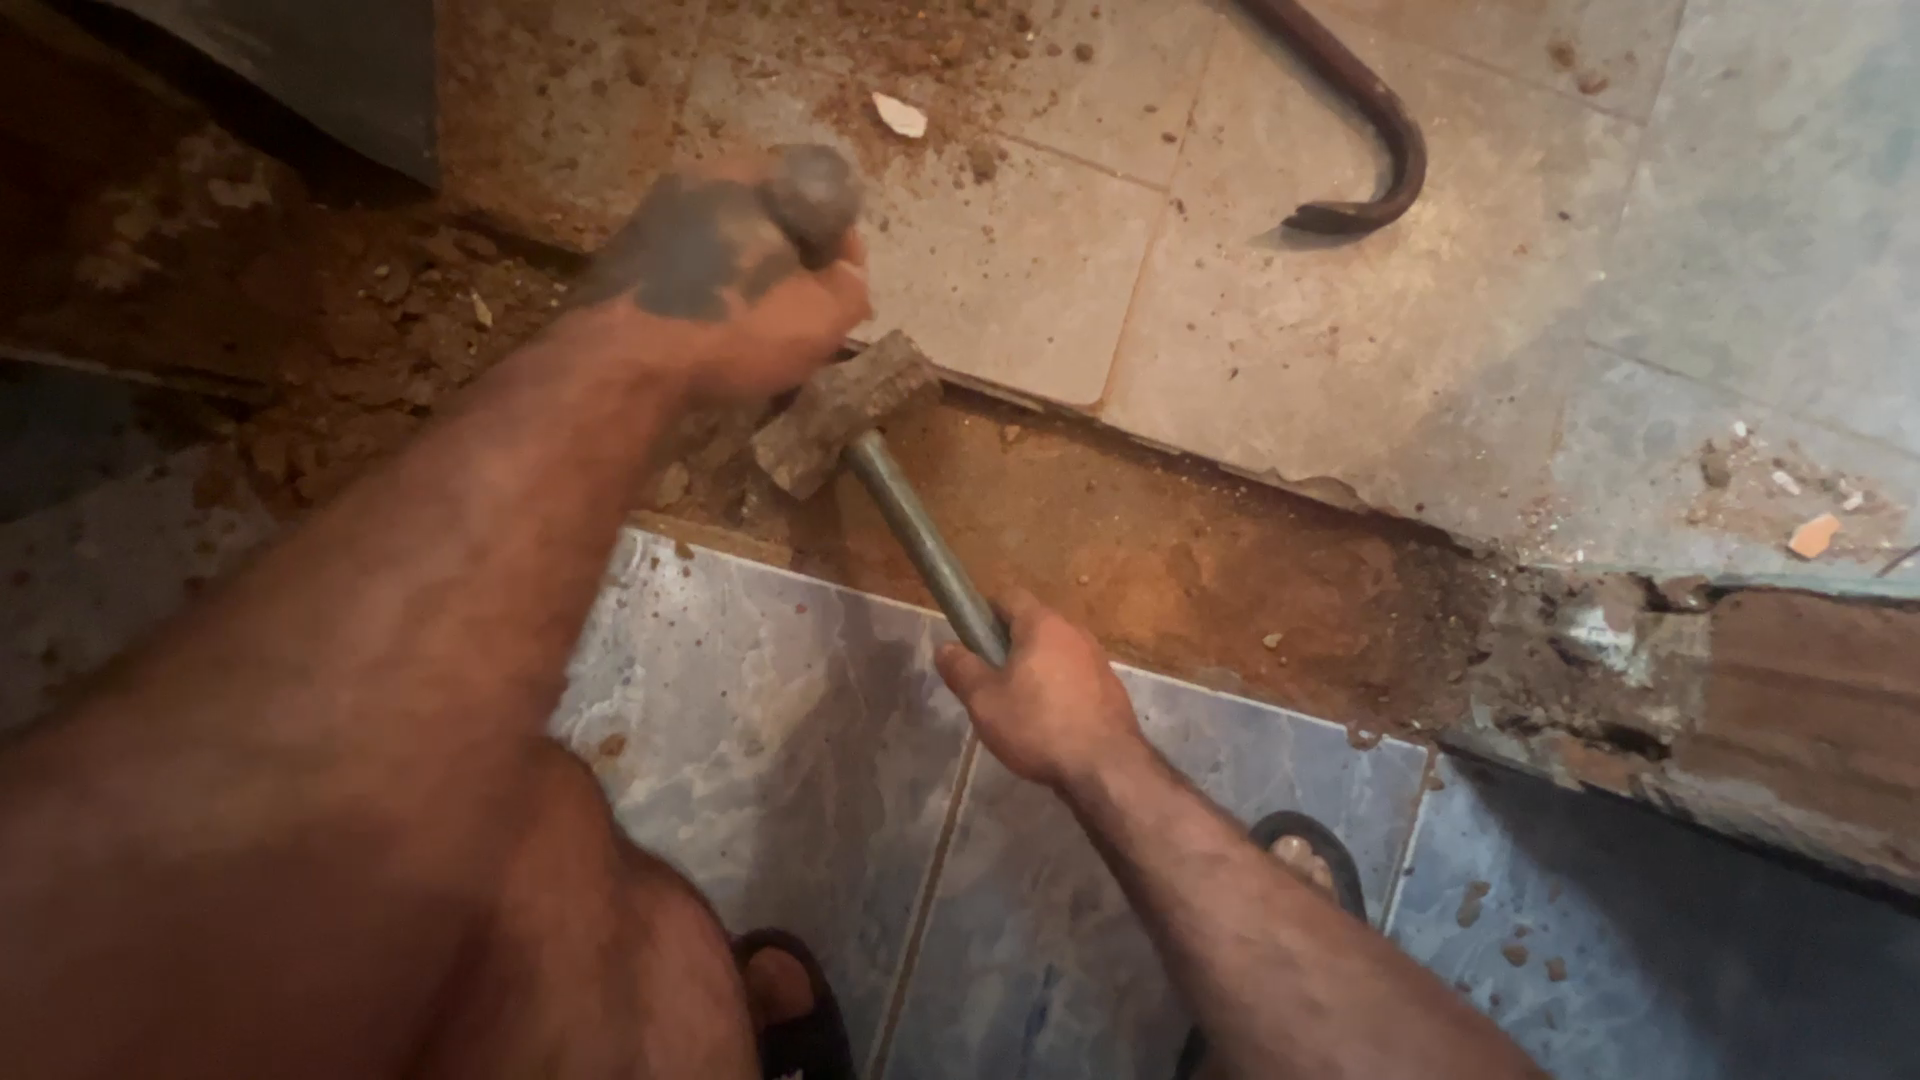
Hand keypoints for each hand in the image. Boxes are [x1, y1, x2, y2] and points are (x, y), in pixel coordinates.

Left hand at [564, 149, 870, 402]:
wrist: (622, 366)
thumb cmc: (734, 330)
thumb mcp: (821, 319)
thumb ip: (851, 290)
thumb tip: (848, 277)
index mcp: (747, 178)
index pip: (819, 190)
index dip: (844, 242)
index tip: (846, 288)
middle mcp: (697, 181)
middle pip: (772, 217)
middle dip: (799, 262)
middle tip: (810, 312)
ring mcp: (654, 217)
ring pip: (731, 243)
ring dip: (757, 279)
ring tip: (767, 329)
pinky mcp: (627, 257)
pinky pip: (694, 267)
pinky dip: (718, 292)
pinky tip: (721, 334)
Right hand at [935, 589, 1147, 790]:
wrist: (1106, 767)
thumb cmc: (1037, 726)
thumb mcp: (985, 701)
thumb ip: (962, 669)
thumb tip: (945, 647)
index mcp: (1042, 624)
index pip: (1009, 596)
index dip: (986, 613)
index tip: (972, 641)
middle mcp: (1074, 631)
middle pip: (1034, 624)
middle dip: (1010, 645)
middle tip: (991, 681)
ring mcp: (1098, 659)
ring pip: (1056, 651)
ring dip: (1036, 668)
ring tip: (1020, 707)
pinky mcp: (1112, 687)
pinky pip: (1076, 675)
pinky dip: (1060, 688)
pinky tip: (1051, 723)